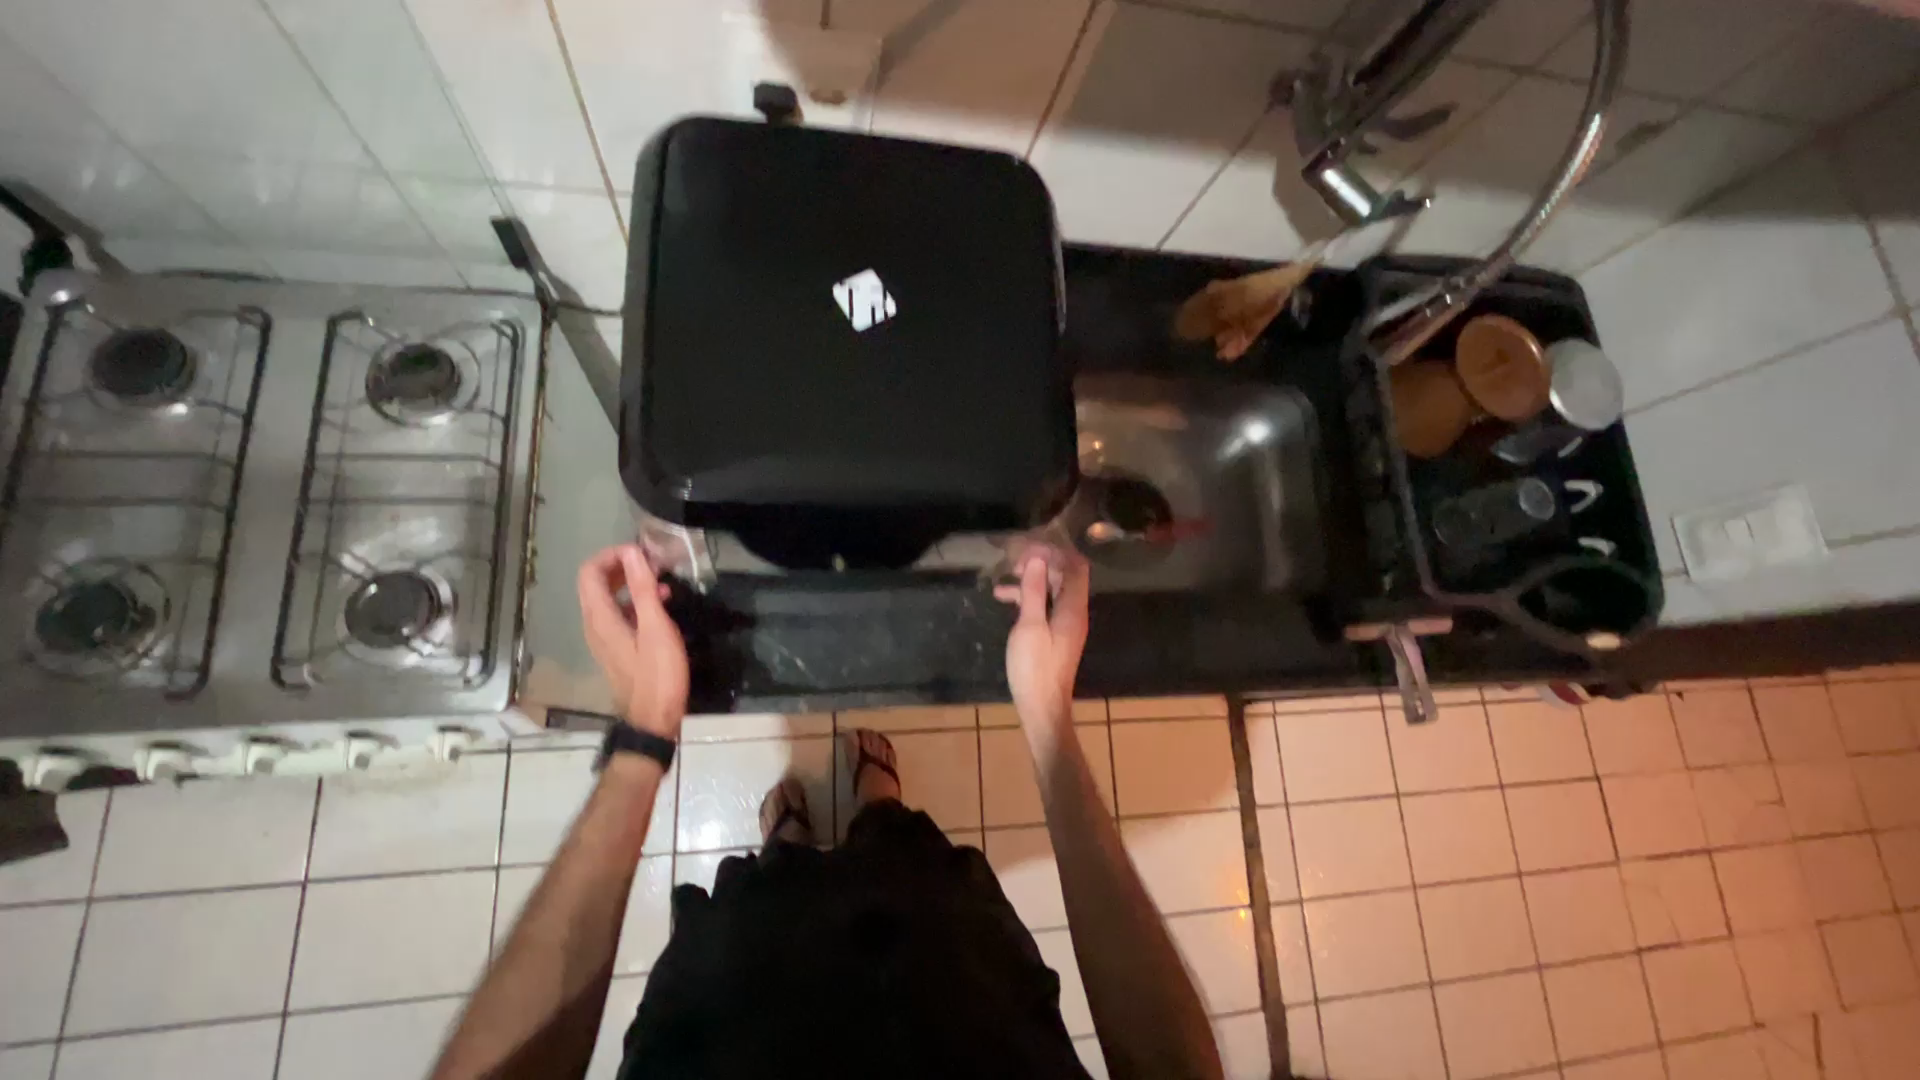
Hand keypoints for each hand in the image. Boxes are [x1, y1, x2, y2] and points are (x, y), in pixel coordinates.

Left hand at [577, 545, 689, 738]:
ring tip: (662, 581)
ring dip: (631, 583)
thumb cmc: (657, 674)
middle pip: (596, 583)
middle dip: (622, 566)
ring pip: (608, 598)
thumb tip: (633, 553)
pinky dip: (635, 602)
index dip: (612, 555)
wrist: (653, 719)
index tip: (642, 553)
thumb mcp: (656, 628)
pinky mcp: (616, 648)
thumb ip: (643, 589)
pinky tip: (661, 605)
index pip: (590, 572)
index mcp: (600, 617)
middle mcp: (594, 625)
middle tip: (654, 562)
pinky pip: (618, 614)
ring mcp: (603, 638)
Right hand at [994, 552, 1089, 728]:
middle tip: (1015, 559)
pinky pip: (1044, 606)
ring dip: (1032, 579)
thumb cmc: (1035, 668)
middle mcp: (1074, 612)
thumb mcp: (1029, 627)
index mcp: (1073, 608)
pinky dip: (1027, 598)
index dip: (1056, 551)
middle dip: (1042, 562)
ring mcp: (1065, 624)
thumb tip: (1037, 558)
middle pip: (1065, 576)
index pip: (1076, 567)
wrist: (1042, 708)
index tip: (1030, 546)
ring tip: (1007, 575)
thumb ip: (1034, 591)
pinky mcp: (1054, 635)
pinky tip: (1003, 598)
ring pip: (1053, 590)